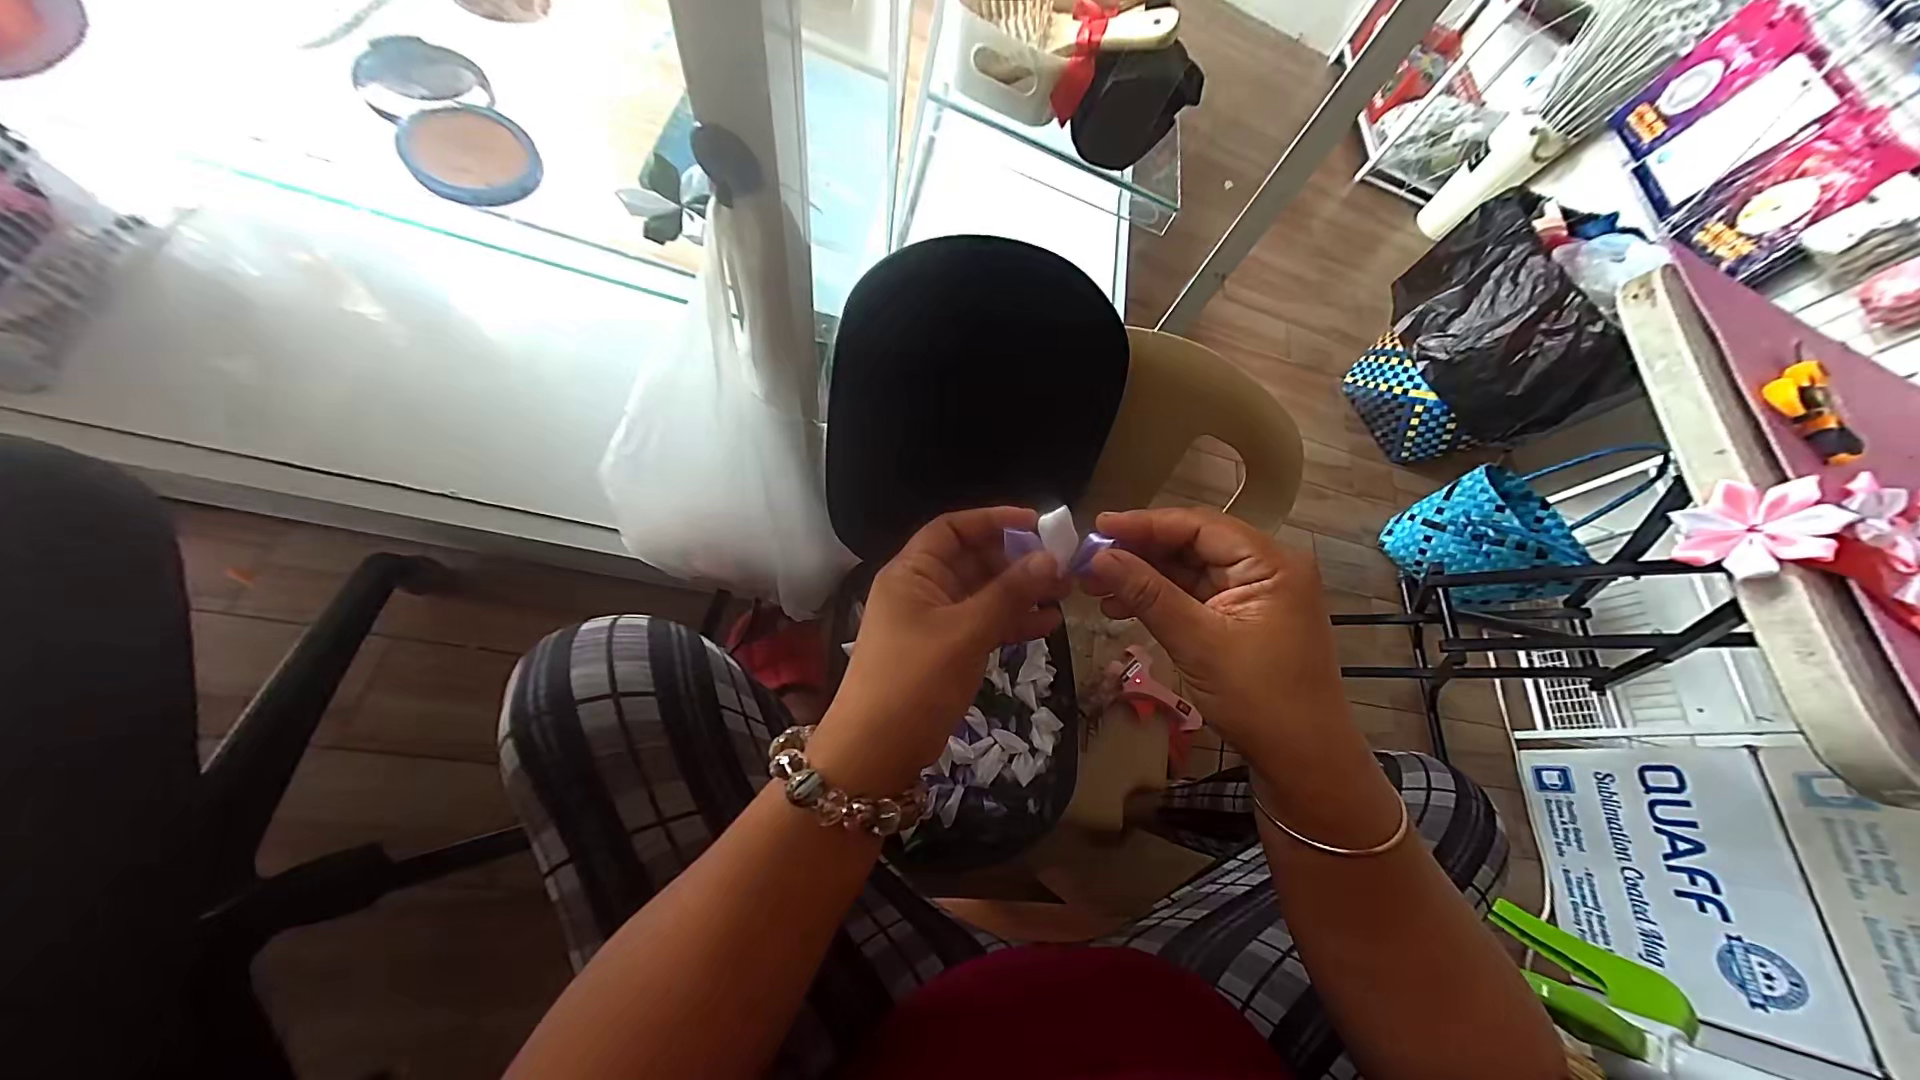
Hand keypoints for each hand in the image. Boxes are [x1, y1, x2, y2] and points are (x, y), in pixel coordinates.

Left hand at [808, 507, 1070, 792]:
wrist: (876, 752)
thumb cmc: (914, 681)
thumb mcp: (965, 632)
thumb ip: (1008, 594)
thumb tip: (1050, 558)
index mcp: (912, 572)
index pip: (953, 528)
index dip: (993, 520)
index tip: (1037, 524)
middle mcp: (922, 590)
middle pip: (973, 560)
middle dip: (1017, 560)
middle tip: (1062, 566)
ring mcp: (935, 622)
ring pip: (983, 594)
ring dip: (1021, 592)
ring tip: (1064, 594)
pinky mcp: (947, 650)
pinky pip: (984, 624)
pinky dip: (1012, 622)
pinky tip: (1047, 624)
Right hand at [1080, 507, 1346, 767]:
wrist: (1303, 759)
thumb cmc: (1258, 698)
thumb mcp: (1196, 641)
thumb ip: (1147, 593)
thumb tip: (1099, 556)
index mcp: (1270, 563)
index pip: (1198, 526)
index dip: (1144, 524)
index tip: (1097, 527)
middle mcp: (1265, 567)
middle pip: (1191, 544)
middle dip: (1138, 552)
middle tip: (1089, 561)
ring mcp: (1254, 593)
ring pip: (1187, 569)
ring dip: (1142, 576)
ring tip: (1095, 587)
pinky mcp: (1241, 616)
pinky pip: (1192, 594)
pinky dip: (1158, 599)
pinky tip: (1120, 607)